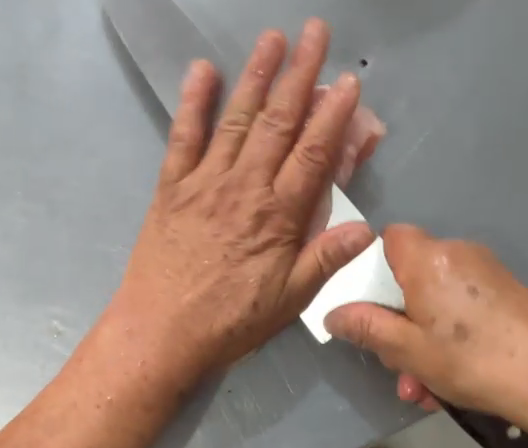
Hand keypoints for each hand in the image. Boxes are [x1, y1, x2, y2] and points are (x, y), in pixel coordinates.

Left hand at [106, 20, 376, 381]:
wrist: (160, 333)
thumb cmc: (228, 324)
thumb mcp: (287, 302)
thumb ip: (324, 259)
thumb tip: (367, 229)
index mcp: (278, 216)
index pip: (313, 154)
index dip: (334, 116)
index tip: (348, 83)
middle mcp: (244, 188)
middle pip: (278, 123)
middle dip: (300, 75)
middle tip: (316, 33)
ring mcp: (205, 184)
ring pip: (236, 120)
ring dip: (256, 76)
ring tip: (272, 39)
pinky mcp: (171, 190)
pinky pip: (183, 138)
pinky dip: (193, 103)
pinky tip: (202, 72)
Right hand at [325, 227, 527, 432]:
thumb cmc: (471, 360)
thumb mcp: (406, 351)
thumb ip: (366, 328)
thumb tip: (333, 314)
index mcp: (429, 260)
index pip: (390, 238)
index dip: (371, 268)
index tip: (366, 308)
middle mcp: (457, 255)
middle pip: (410, 278)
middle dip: (395, 324)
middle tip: (396, 367)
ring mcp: (485, 274)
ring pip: (434, 304)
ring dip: (420, 344)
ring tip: (423, 389)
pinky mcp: (503, 295)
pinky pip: (459, 312)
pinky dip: (447, 342)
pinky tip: (448, 383)